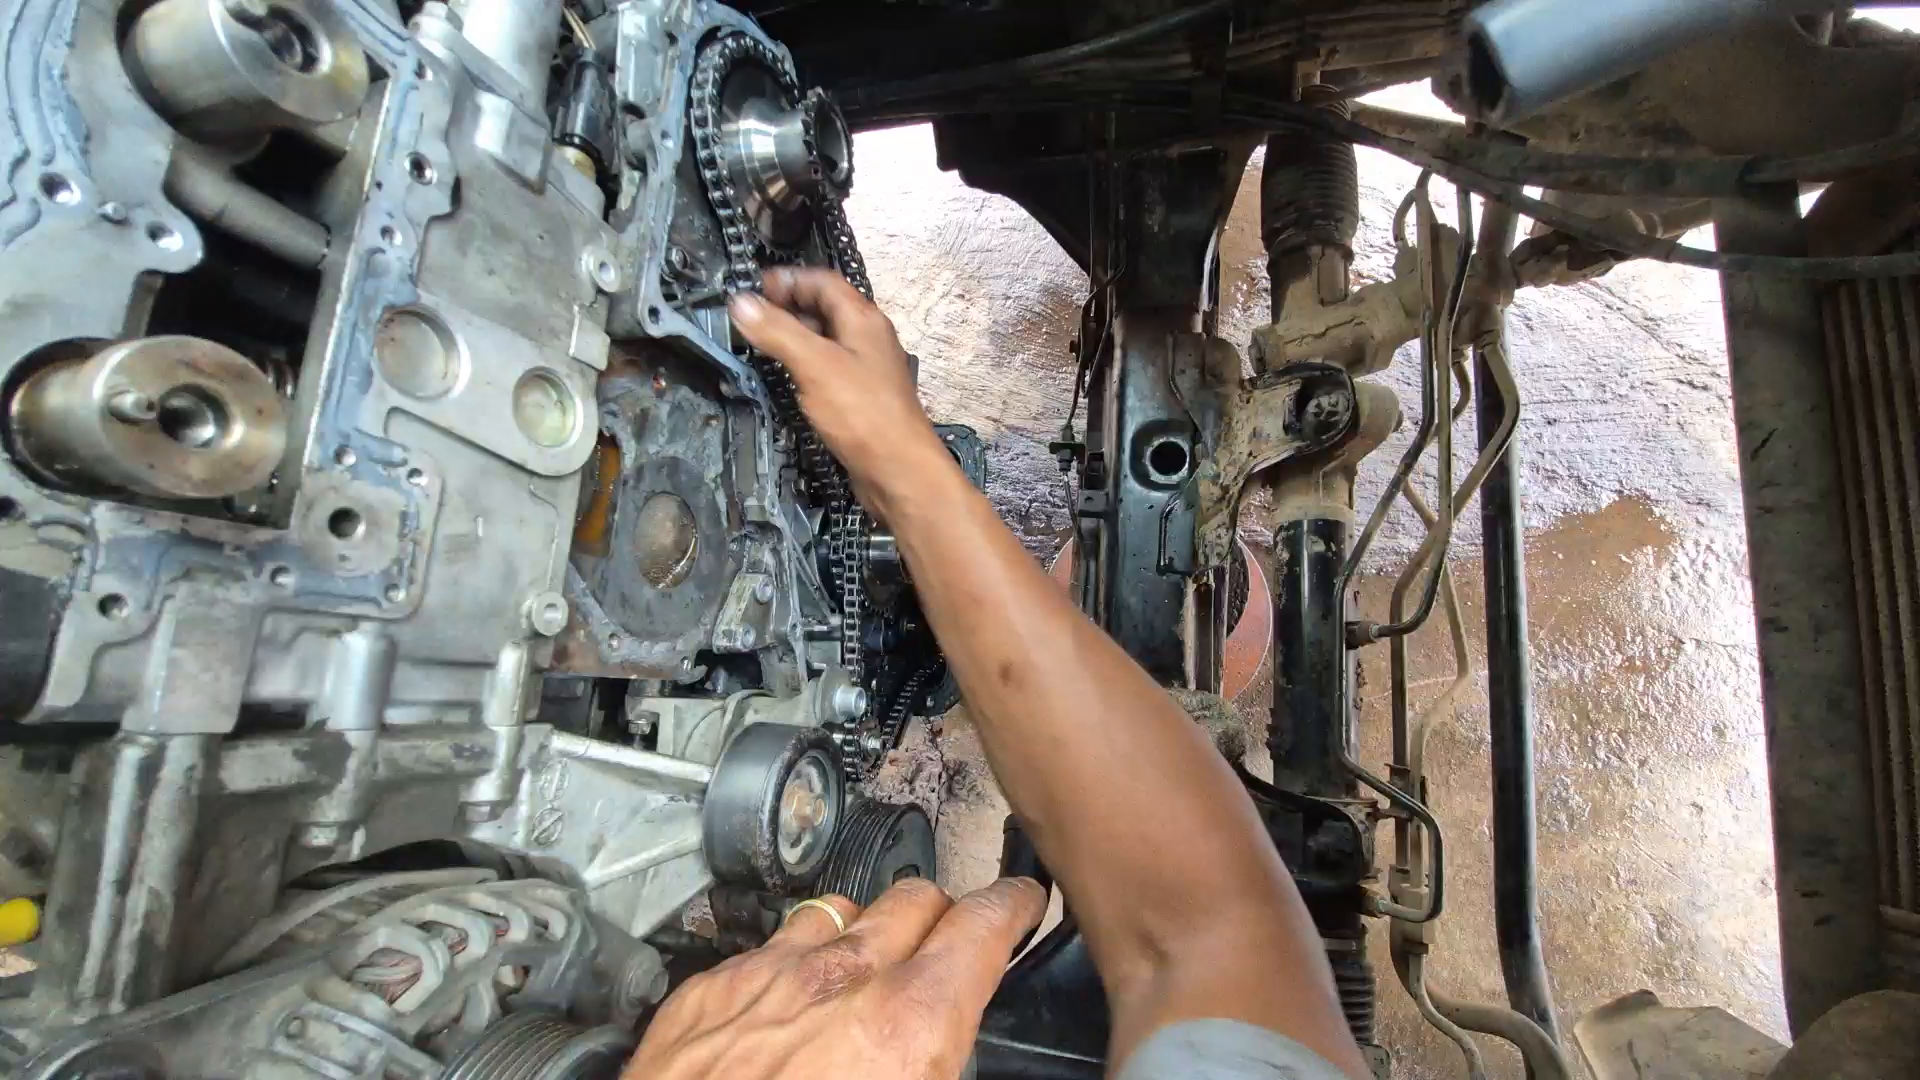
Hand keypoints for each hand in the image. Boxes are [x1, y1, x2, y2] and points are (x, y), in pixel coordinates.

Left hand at [622, 877, 1045, 1079]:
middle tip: (947, 950)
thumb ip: (941, 1068)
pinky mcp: (708, 990)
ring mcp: (768, 975)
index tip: (1021, 900)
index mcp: (906, 1028)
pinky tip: (791, 999)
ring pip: (847, 908)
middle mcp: (841, 981)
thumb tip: (947, 1051)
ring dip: (869, 933)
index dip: (1012, 905)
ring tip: (868, 973)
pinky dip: (800, 955)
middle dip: (942, 916)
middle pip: (916, 900)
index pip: (981, 926)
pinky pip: (775, 939)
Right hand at [727, 269, 952, 516]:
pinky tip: (790, 381)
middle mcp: (869, 340)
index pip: (824, 282)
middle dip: (789, 308)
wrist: (899, 470)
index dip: (788, 279)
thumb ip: (777, 331)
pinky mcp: (862, 401)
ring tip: (764, 346)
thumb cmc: (863, 413)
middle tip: (753, 318)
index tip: (754, 288)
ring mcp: (868, 372)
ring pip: (828, 343)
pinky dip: (807, 368)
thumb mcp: (814, 364)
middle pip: (826, 310)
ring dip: (797, 339)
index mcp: (863, 320)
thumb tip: (741, 302)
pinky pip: (831, 372)